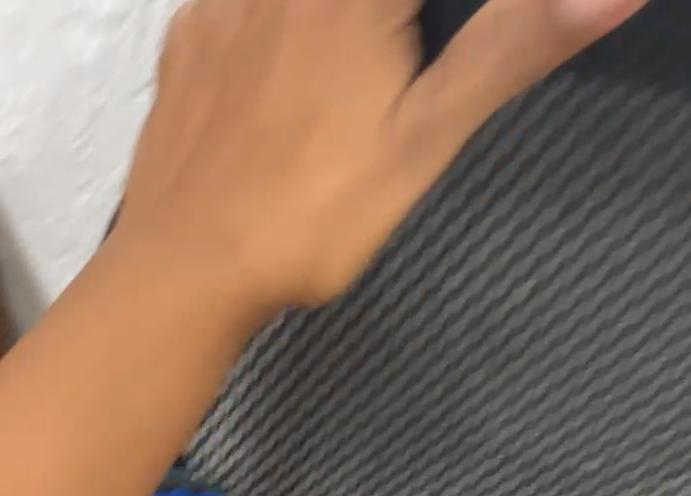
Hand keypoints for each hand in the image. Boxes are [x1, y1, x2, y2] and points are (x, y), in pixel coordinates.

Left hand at [111, 0, 648, 312]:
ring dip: (324, 26)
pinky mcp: (180, 47)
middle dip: (385, 31)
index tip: (410, 68)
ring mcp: (217, 6)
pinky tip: (274, 60)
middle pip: (357, 2)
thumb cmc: (302, 221)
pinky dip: (261, 14)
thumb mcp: (420, 140)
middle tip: (387, 64)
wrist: (181, 274)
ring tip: (329, 97)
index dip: (422, 20)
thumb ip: (509, 47)